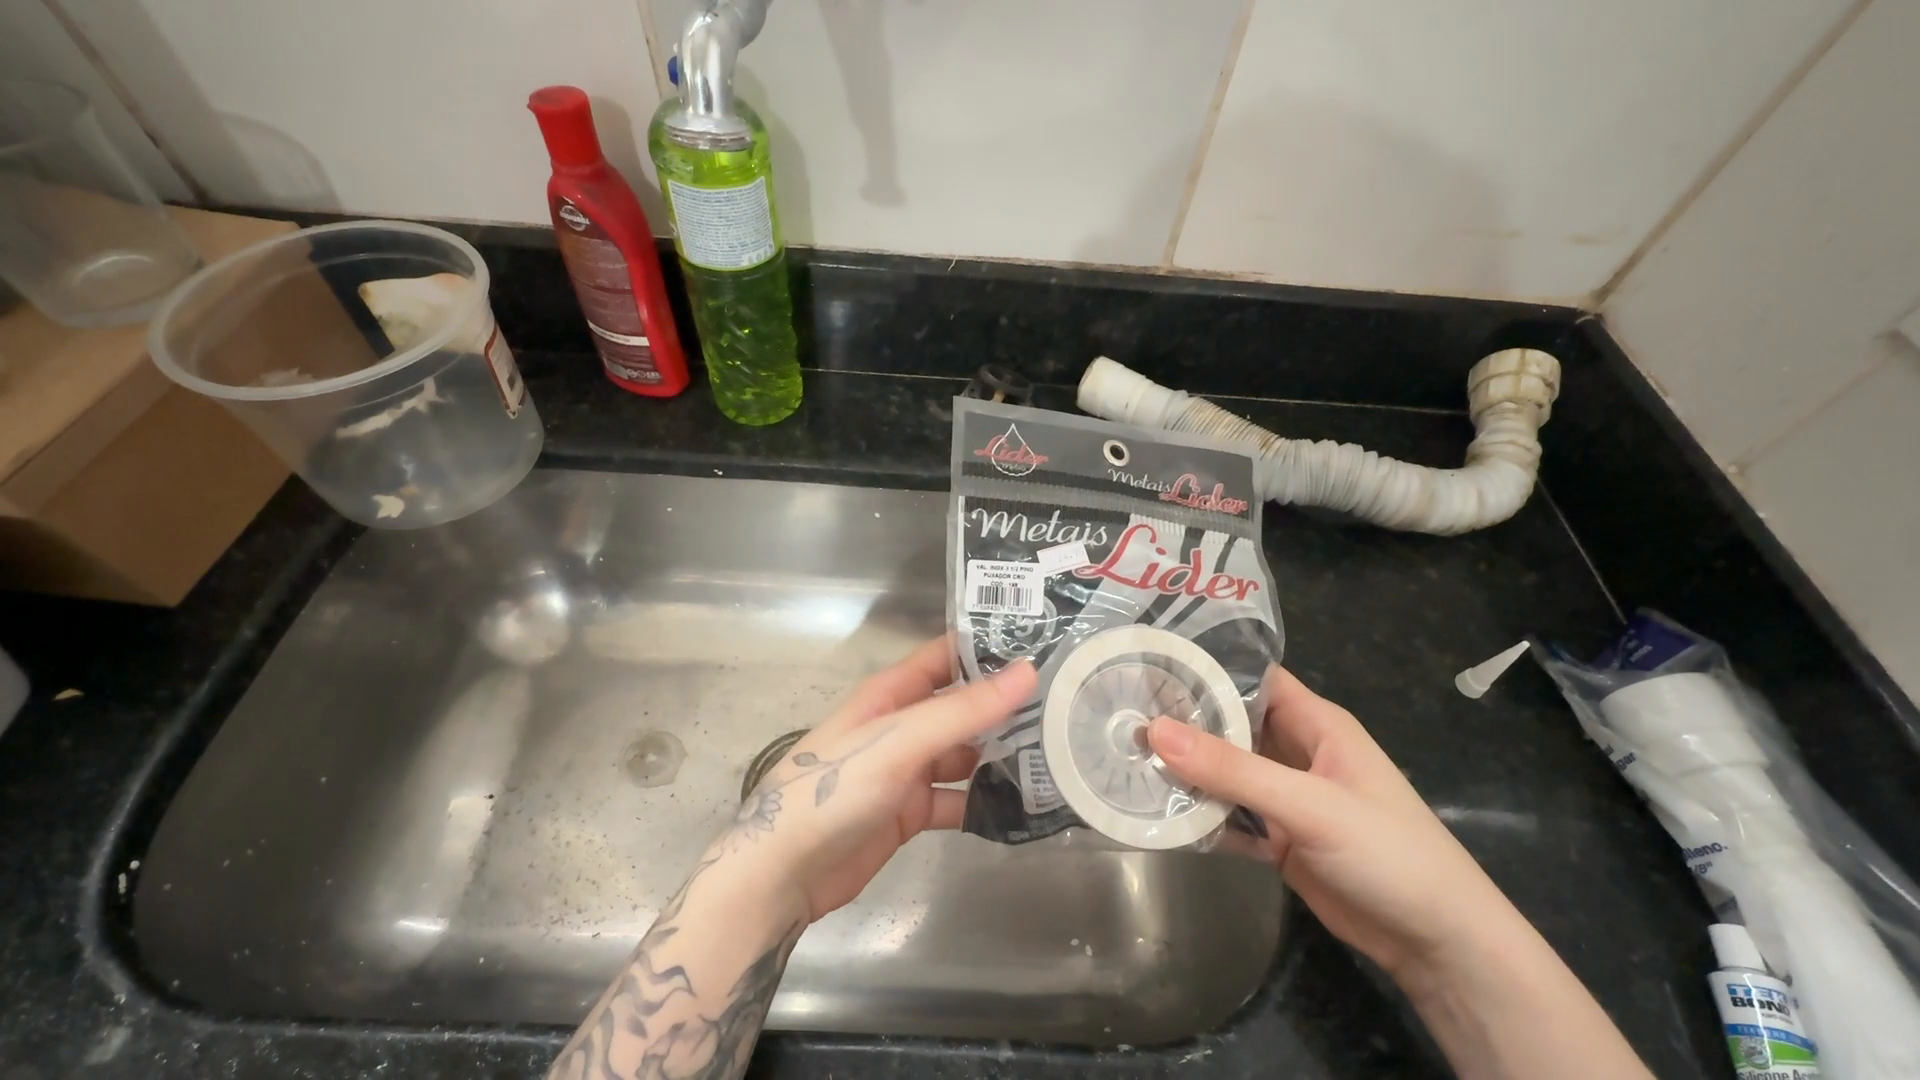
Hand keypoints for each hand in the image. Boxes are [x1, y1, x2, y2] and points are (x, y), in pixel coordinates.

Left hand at [717, 636, 1035, 921]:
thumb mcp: (900, 741)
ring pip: (964, 754)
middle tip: (1069, 702)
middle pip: (962, 706)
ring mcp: (906, 771)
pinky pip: (957, 800)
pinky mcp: (910, 814)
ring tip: (1058, 752)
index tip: (1045, 643)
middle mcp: (901, 725)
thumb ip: (962, 711)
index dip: (989, 647)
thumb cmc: (835, 790)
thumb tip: (1026, 671)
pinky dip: (984, 802)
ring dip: (1001, 755)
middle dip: (1006, 705)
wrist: (783, 873)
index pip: (947, 656)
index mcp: (891, 693)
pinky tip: (1023, 805)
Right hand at [1148, 666, 1525, 978]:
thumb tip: (1155, 730)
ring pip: (1226, 773)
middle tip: (1119, 715)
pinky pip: (1230, 817)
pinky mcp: (1279, 839)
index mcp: (1317, 724)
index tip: (1148, 665)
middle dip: (1183, 721)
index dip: (1207, 667)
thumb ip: (1233, 770)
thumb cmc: (1388, 853)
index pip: (1254, 678)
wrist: (1437, 944)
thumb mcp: (1310, 805)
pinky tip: (1155, 813)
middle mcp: (1298, 753)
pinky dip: (1200, 816)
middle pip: (1232, 725)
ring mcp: (1288, 798)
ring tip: (1122, 759)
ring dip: (1186, 772)